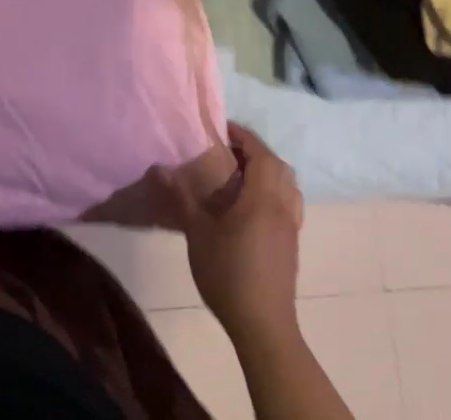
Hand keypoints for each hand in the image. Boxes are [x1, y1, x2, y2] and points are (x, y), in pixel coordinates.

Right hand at [155, 123, 303, 344]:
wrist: (262, 323)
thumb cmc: (227, 274)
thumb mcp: (197, 233)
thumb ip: (182, 197)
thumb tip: (159, 167)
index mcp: (262, 201)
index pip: (261, 155)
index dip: (244, 136)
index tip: (221, 127)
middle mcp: (282, 208)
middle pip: (279, 167)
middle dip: (255, 150)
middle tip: (226, 148)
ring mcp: (290, 227)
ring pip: (288, 185)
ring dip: (267, 170)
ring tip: (238, 171)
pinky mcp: (290, 242)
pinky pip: (288, 202)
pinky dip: (273, 189)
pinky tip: (249, 202)